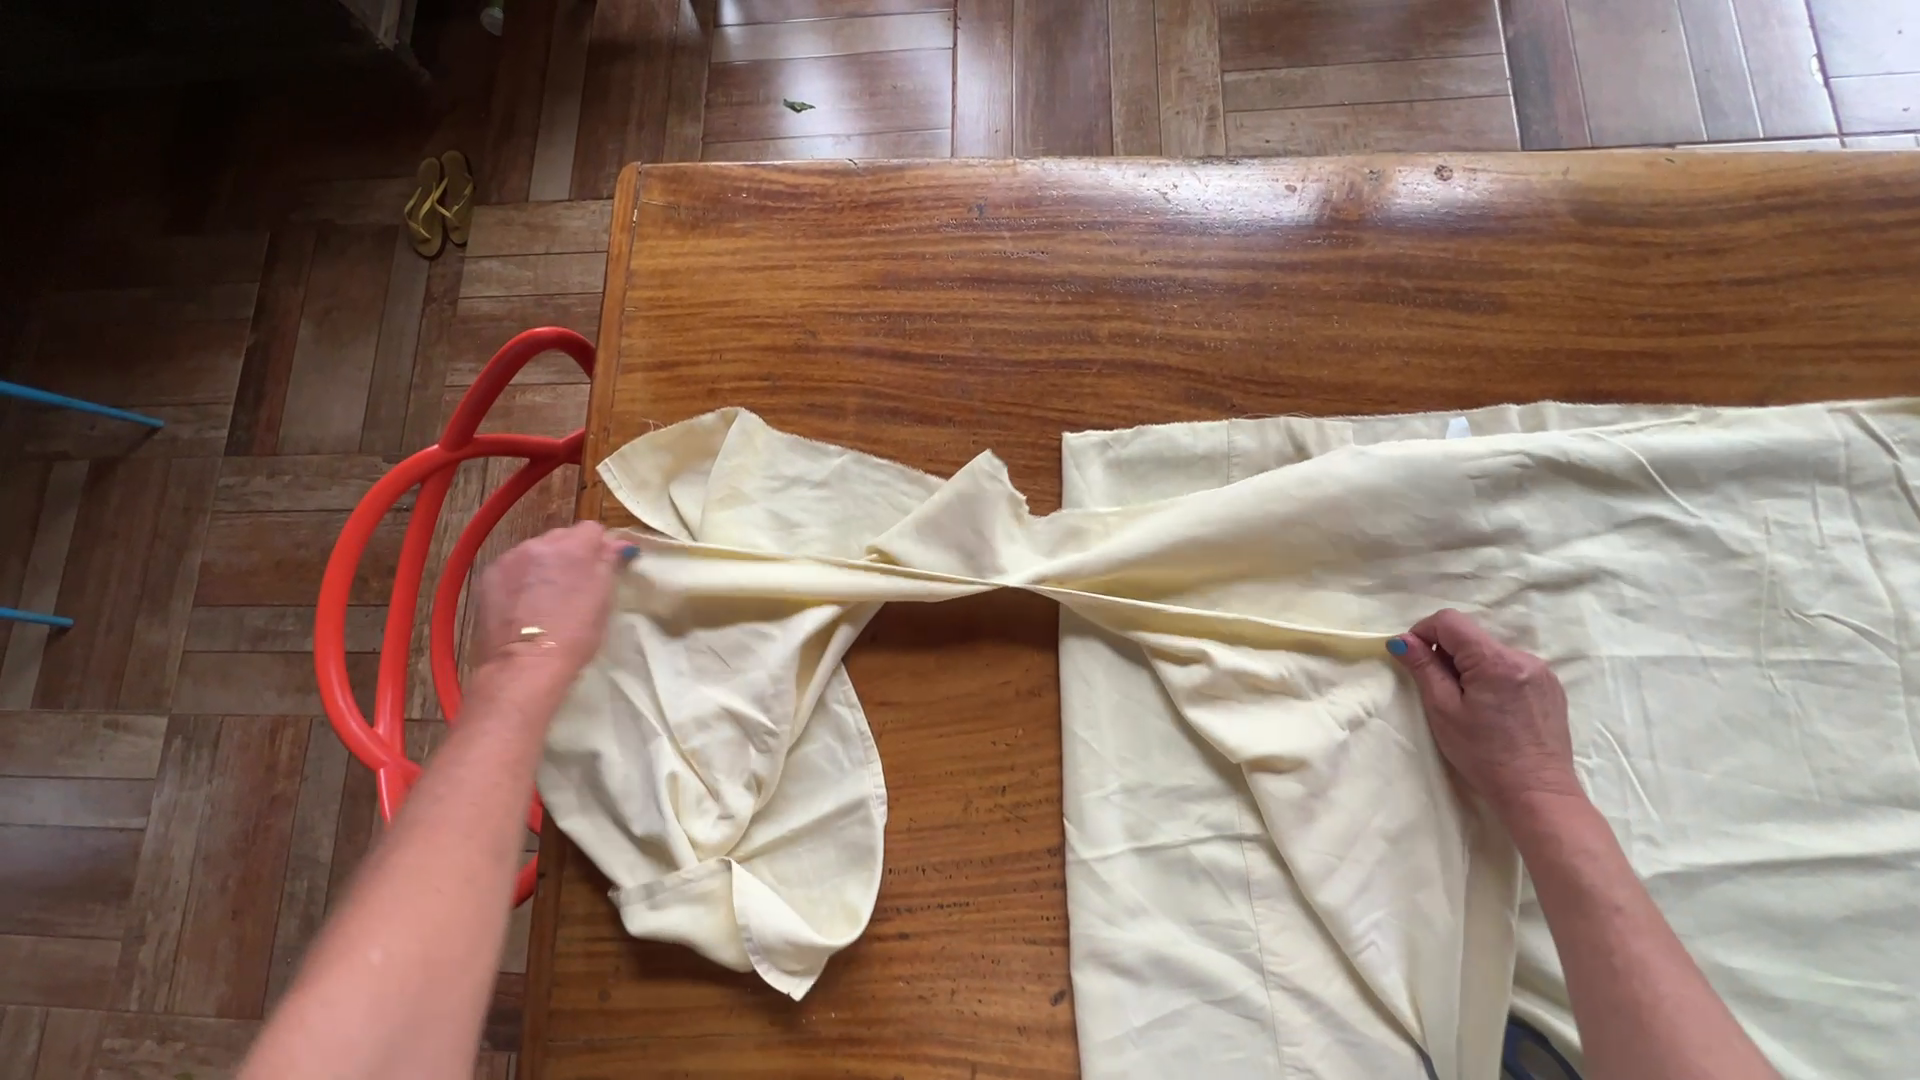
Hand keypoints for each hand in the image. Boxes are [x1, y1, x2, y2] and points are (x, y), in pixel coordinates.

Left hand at [467, 522, 632, 680]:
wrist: (525, 664)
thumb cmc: (575, 634)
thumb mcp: (603, 599)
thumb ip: (609, 563)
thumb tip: (618, 543)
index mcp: (573, 547)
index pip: (592, 529)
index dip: (600, 547)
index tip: (601, 568)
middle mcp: (539, 544)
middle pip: (562, 536)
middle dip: (571, 552)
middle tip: (575, 582)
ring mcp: (510, 558)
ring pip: (535, 550)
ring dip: (545, 563)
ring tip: (546, 594)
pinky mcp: (488, 575)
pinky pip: (513, 565)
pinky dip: (522, 576)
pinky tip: (524, 600)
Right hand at [1389, 609, 1583, 818]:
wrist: (1537, 792)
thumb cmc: (1482, 754)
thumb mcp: (1442, 709)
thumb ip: (1423, 668)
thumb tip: (1400, 640)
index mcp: (1495, 661)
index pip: (1450, 621)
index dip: (1423, 631)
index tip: (1413, 657)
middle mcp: (1523, 657)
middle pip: (1470, 636)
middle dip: (1445, 652)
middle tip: (1437, 687)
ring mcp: (1541, 671)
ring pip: (1489, 651)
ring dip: (1468, 665)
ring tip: (1465, 702)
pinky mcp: (1550, 686)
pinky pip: (1509, 666)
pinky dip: (1490, 676)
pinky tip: (1490, 707)